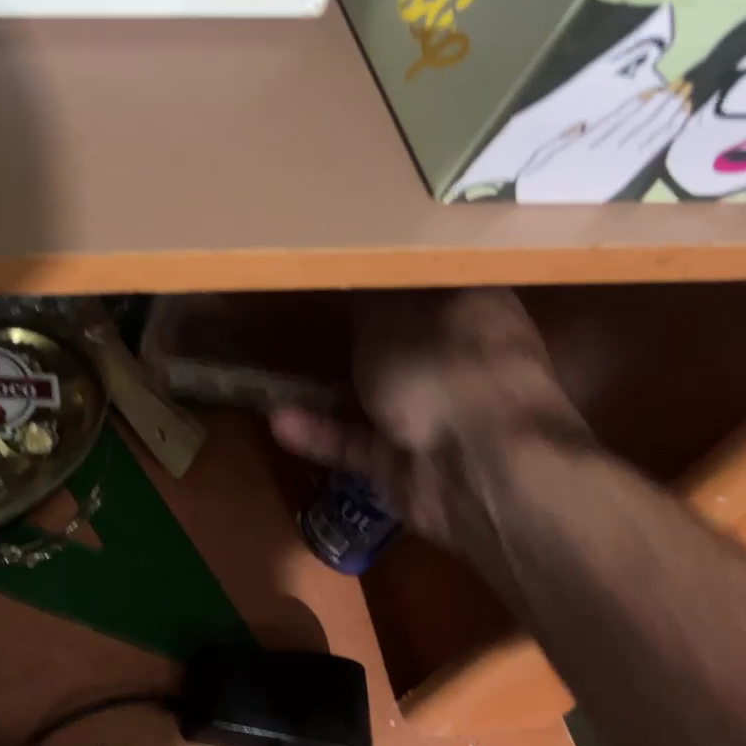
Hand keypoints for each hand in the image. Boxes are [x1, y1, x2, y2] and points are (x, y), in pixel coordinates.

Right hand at [269, 289, 586, 553]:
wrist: (478, 472)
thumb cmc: (441, 371)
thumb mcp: (390, 317)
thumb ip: (366, 298)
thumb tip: (356, 274)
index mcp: (473, 312)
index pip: (428, 286)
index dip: (383, 280)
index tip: (334, 276)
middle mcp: (458, 361)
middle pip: (393, 343)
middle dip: (343, 339)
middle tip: (286, 325)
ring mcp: (434, 414)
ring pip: (367, 395)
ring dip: (319, 391)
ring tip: (267, 379)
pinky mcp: (406, 459)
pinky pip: (353, 440)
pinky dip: (319, 433)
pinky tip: (280, 423)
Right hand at [513, 85, 689, 202]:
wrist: (539, 220)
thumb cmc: (533, 187)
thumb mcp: (538, 161)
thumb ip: (561, 142)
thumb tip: (582, 126)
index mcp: (580, 147)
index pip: (615, 120)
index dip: (636, 104)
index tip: (654, 88)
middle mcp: (602, 152)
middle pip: (637, 124)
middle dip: (660, 104)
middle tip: (682, 85)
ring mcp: (617, 164)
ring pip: (649, 134)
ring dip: (669, 115)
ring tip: (686, 97)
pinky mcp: (627, 175)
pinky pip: (652, 150)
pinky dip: (667, 134)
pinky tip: (680, 122)